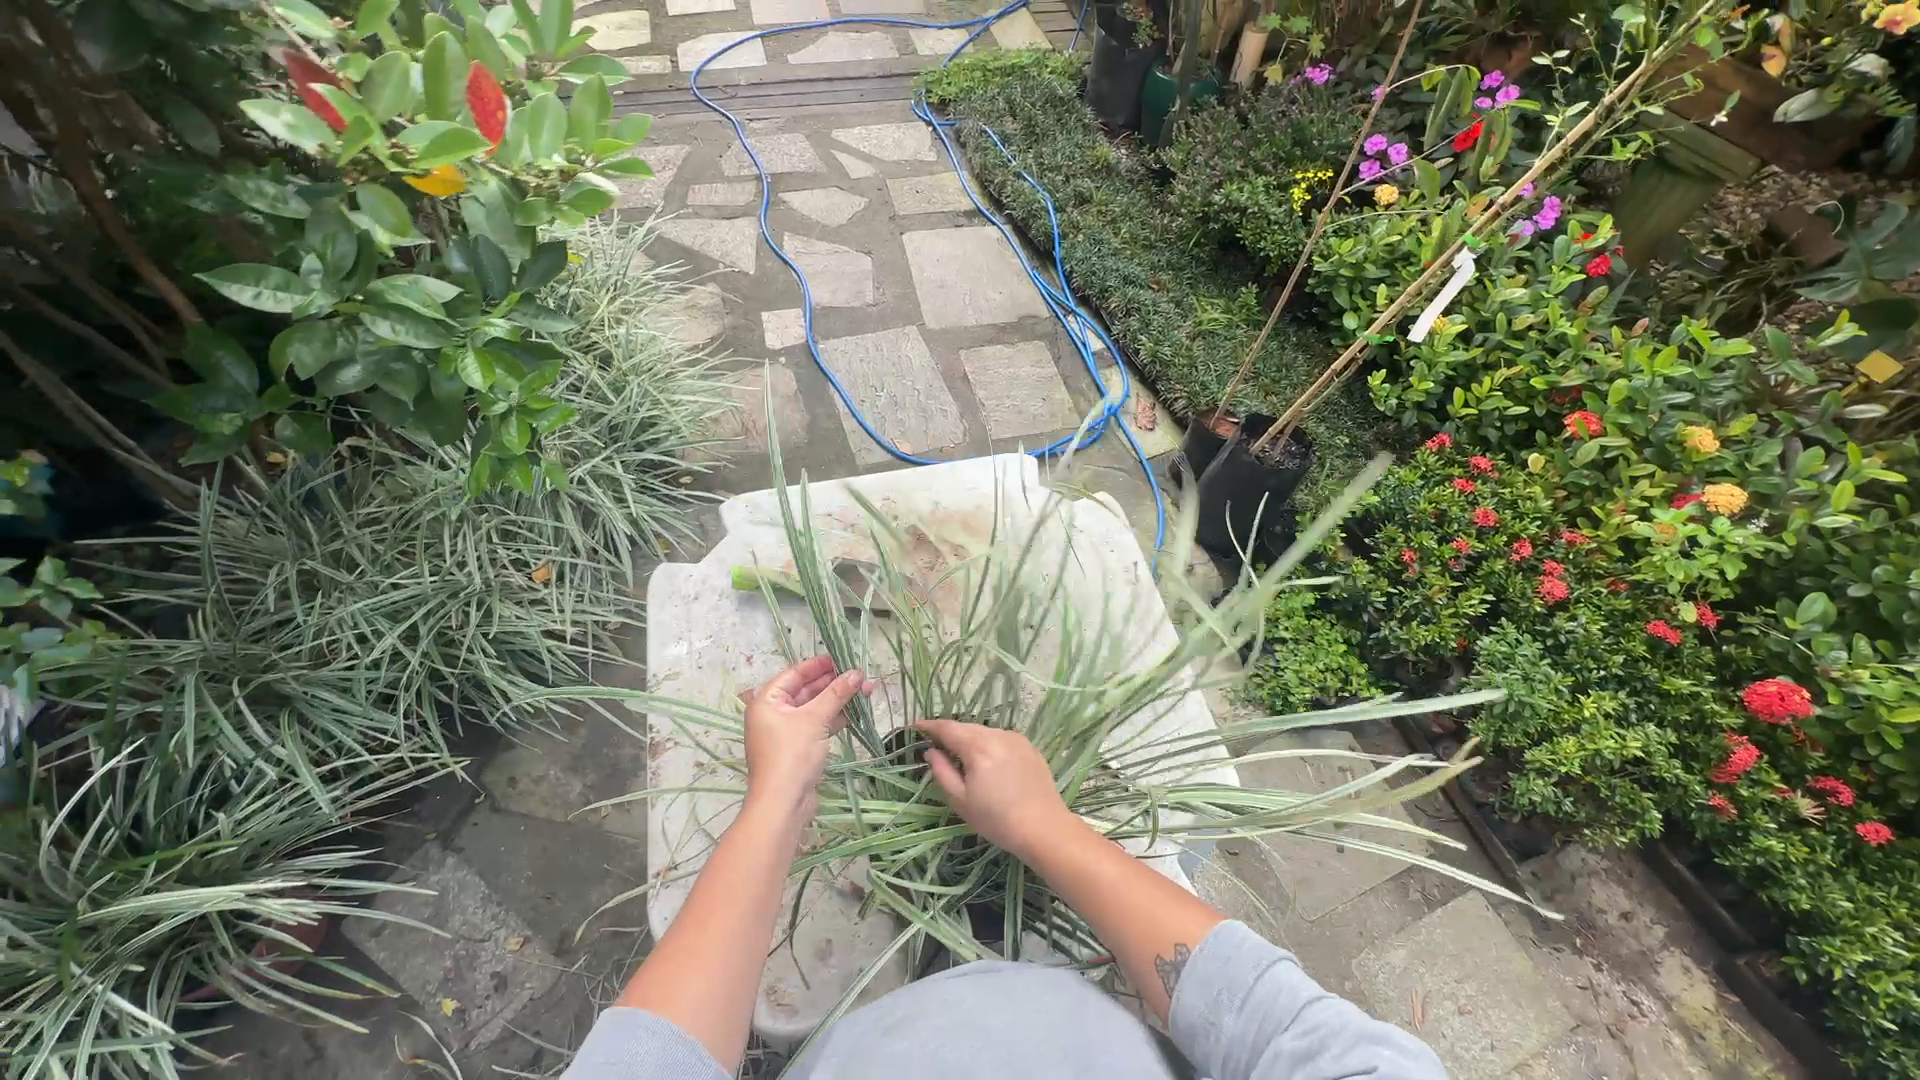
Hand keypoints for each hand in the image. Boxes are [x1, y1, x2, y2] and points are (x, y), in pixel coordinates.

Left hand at [743, 655, 871, 822]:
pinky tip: (856, 712)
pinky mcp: (798, 749)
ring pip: (814, 709)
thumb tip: (857, 673)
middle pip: (805, 690)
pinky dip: (835, 718)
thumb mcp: (815, 719)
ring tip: (866, 690)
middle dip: (833, 683)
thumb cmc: (792, 754)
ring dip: (838, 700)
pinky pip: (817, 725)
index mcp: (767, 701)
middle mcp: (773, 714)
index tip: (840, 658)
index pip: (794, 674)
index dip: (817, 665)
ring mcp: (785, 733)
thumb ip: (836, 694)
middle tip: (859, 675)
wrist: (783, 803)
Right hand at [913, 718, 1082, 863]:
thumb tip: (931, 752)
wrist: (1043, 828)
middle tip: (936, 746)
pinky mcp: (1029, 747)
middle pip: (966, 727)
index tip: (916, 727)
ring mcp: (1016, 739)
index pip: (947, 728)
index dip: (929, 726)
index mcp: (978, 747)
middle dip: (950, 733)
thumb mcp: (961, 800)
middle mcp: (997, 735)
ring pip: (985, 732)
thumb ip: (942, 771)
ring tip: (963, 758)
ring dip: (970, 739)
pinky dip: (989, 744)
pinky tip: (989, 763)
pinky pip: (1001, 739)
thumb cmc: (997, 819)